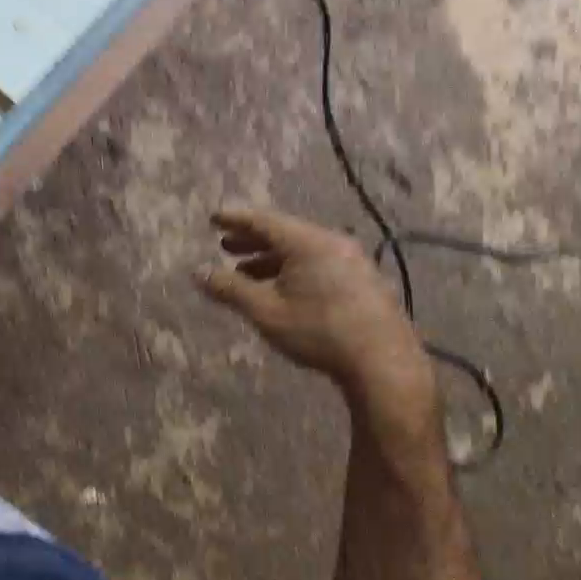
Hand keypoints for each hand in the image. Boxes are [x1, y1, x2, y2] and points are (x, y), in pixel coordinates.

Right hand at [198, 206, 427, 390]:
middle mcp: (333, 244)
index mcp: (307, 243)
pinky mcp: (363, 282)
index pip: (264, 221)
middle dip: (252, 241)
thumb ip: (229, 288)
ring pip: (302, 251)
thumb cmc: (318, 331)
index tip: (213, 218)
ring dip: (271, 258)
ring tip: (247, 272)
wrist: (383, 362)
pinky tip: (281, 289)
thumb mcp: (264, 311)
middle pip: (285, 234)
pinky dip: (292, 269)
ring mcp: (353, 262)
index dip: (235, 220)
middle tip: (226, 246)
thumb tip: (197, 272)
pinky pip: (319, 263)